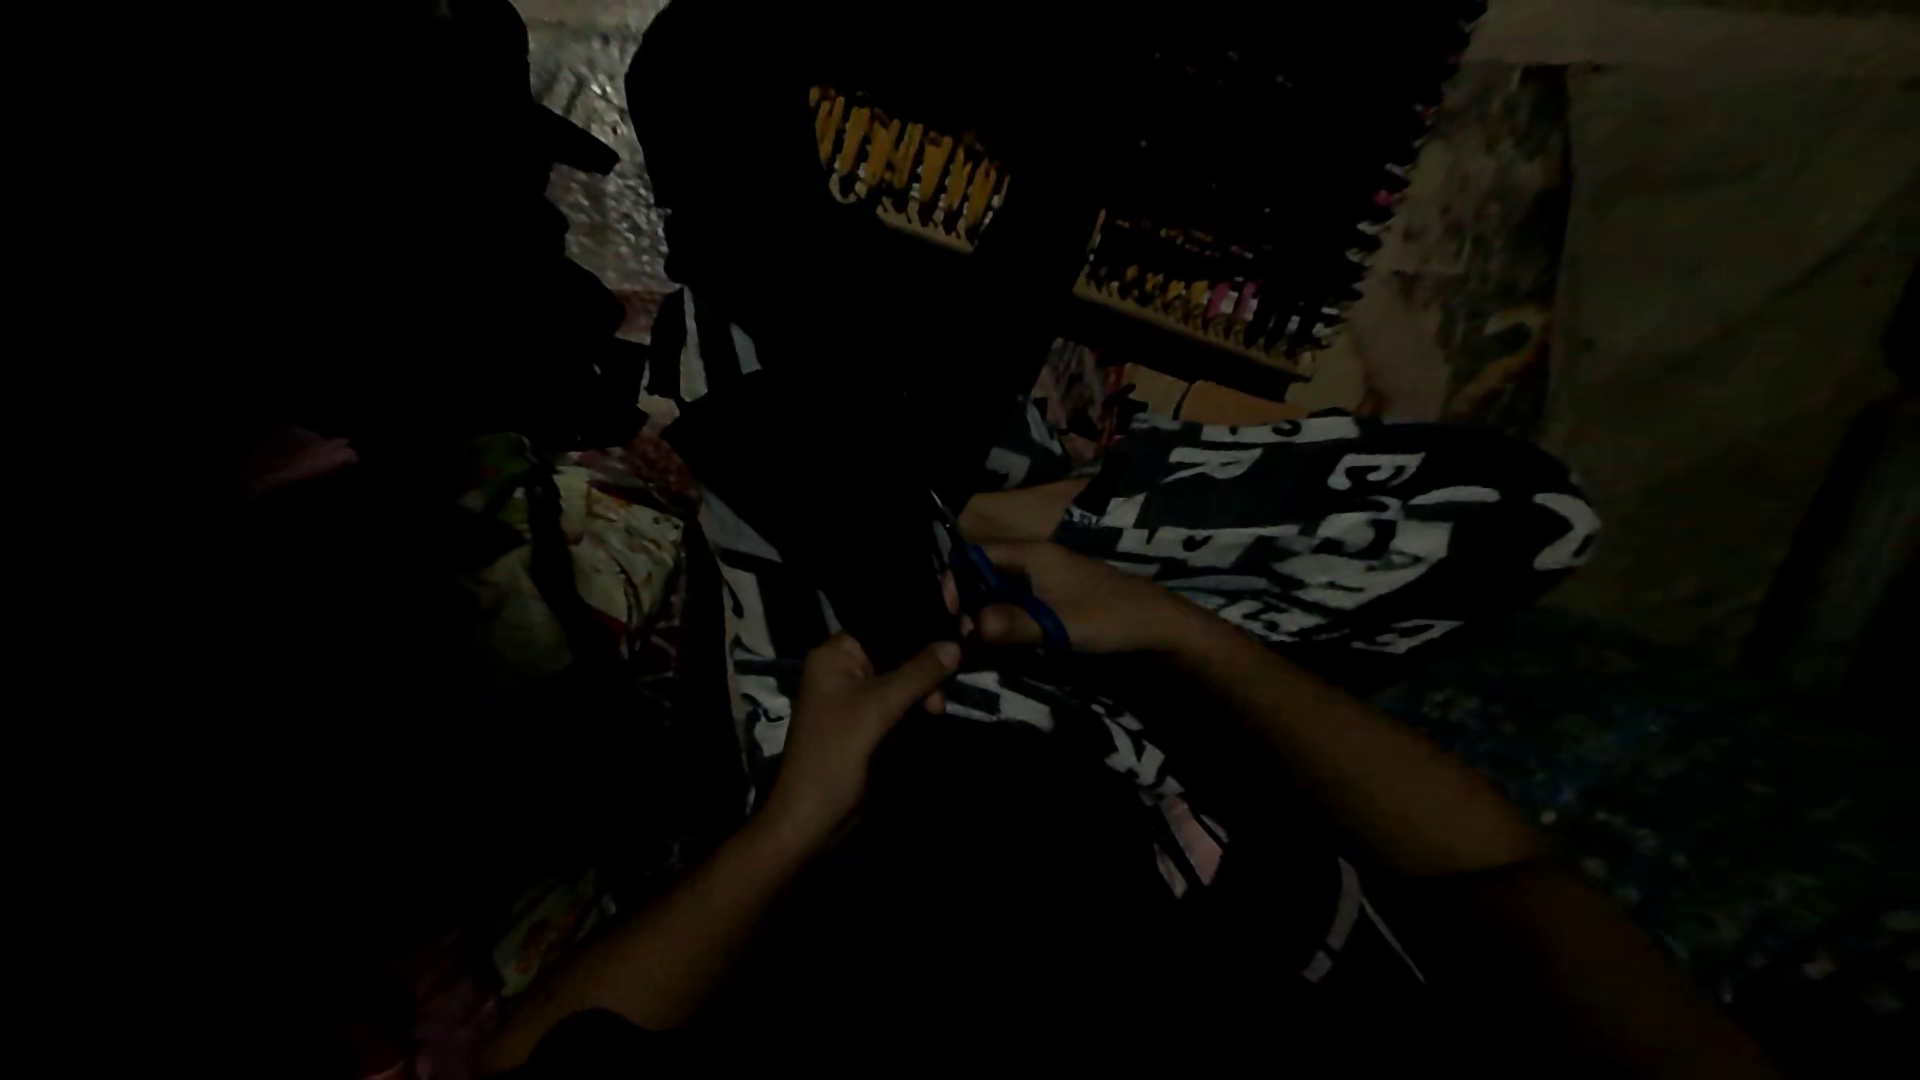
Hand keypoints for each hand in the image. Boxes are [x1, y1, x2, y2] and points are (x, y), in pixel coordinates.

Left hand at [763, 632, 960, 838]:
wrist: (811, 819)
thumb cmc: (835, 754)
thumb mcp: (878, 708)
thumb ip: (918, 673)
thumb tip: (955, 644)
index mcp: (835, 654)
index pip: (883, 624)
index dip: (918, 625)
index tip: (954, 628)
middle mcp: (843, 668)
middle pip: (895, 650)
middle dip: (924, 663)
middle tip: (947, 684)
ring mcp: (855, 695)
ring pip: (901, 676)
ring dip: (923, 686)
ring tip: (938, 707)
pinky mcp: (867, 720)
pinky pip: (898, 699)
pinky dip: (916, 702)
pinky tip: (934, 710)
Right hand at [973, 541, 1194, 653]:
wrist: (1157, 625)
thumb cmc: (1108, 616)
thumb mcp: (1059, 623)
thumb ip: (1014, 624)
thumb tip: (969, 627)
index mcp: (1032, 554)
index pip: (978, 554)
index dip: (956, 577)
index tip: (949, 611)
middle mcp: (1034, 561)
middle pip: (985, 573)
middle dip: (968, 601)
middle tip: (958, 633)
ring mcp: (1045, 579)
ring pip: (1000, 591)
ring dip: (985, 613)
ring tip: (973, 641)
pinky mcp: (1054, 598)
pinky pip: (1017, 603)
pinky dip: (1004, 619)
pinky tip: (999, 641)